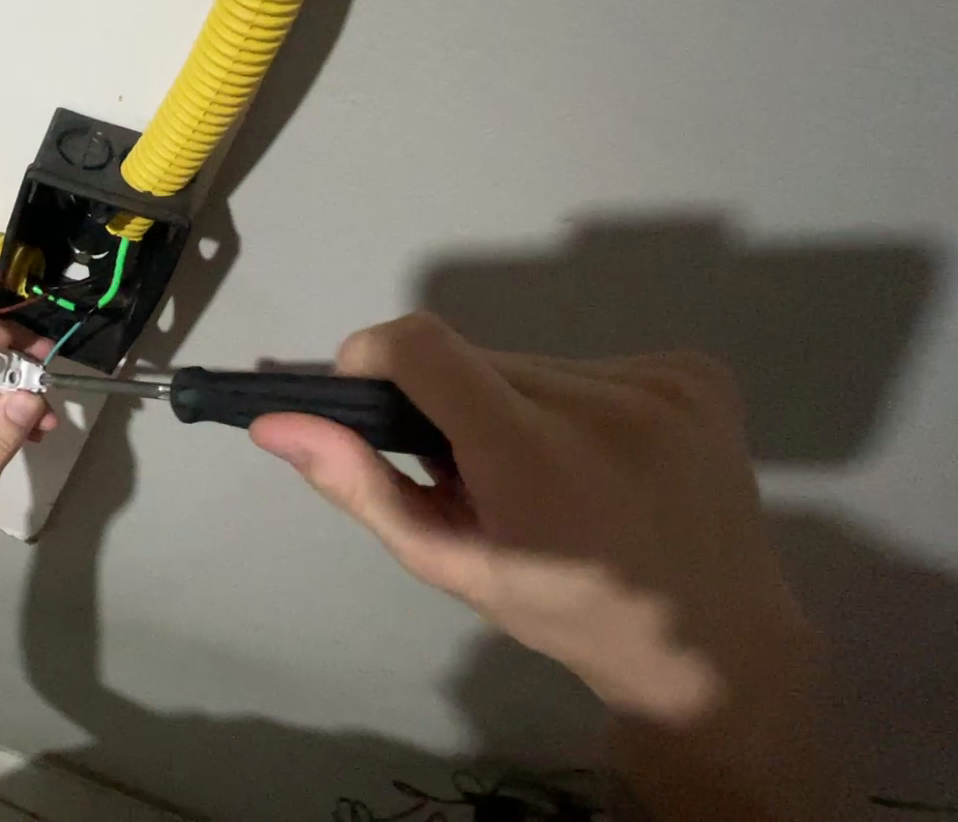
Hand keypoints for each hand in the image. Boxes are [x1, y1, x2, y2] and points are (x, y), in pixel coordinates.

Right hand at [251, 313, 843, 818]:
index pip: (418, 345)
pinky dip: (558, 398)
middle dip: (440, 397)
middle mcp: (604, 398)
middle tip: (459, 463)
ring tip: (525, 463)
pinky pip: (580, 362)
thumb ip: (355, 483)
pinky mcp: (695, 373)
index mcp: (533, 453)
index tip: (368, 400)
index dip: (372, 356)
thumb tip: (272, 423)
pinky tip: (585, 450)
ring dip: (498, 398)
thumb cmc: (560, 609)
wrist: (721, 647)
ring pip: (519, 360)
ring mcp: (661, 382)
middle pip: (465, 356)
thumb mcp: (441, 559)